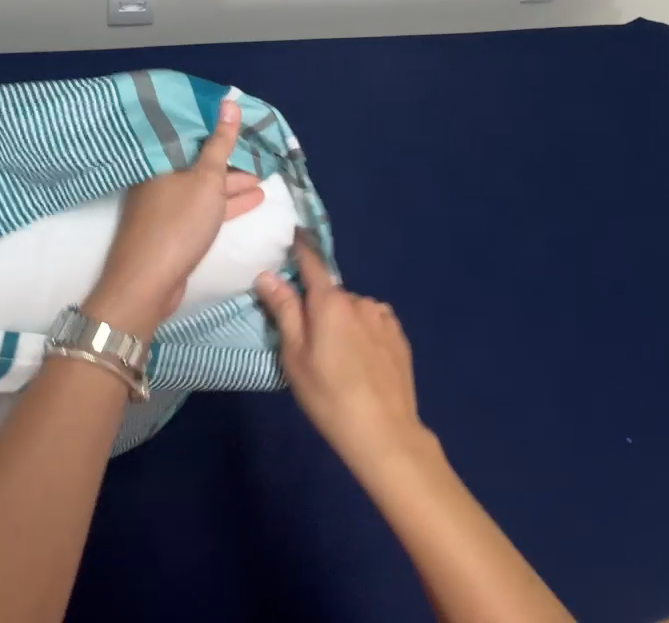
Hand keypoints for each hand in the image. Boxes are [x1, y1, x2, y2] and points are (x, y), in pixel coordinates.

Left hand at [83, 99, 264, 337]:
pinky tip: (252, 200)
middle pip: (199, 161)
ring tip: (264, 179)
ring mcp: (166, 205)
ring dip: (233, 184)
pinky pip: (204, 207)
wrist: (149, 282)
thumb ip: (221, 143)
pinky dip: (226, 203)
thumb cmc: (179, 223)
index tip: (247, 125)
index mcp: (161, 160)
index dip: (220, 129)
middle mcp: (159, 178)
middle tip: (263, 155)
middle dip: (231, 160)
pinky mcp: (174, 229)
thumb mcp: (207, 179)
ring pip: (204, 187)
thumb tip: (229, 102)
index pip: (192, 135)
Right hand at [254, 238, 430, 469]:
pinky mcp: (400, 337)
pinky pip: (374, 325)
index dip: (301, 249)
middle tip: (311, 343)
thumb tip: (267, 274)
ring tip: (341, 360)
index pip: (312, 263)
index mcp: (331, 302)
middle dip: (321, 308)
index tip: (294, 236)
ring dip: (345, 323)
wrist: (384, 431)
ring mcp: (384, 318)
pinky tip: (362, 364)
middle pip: (332, 294)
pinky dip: (364, 335)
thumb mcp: (295, 356)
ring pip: (355, 311)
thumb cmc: (329, 395)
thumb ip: (284, 311)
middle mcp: (360, 300)